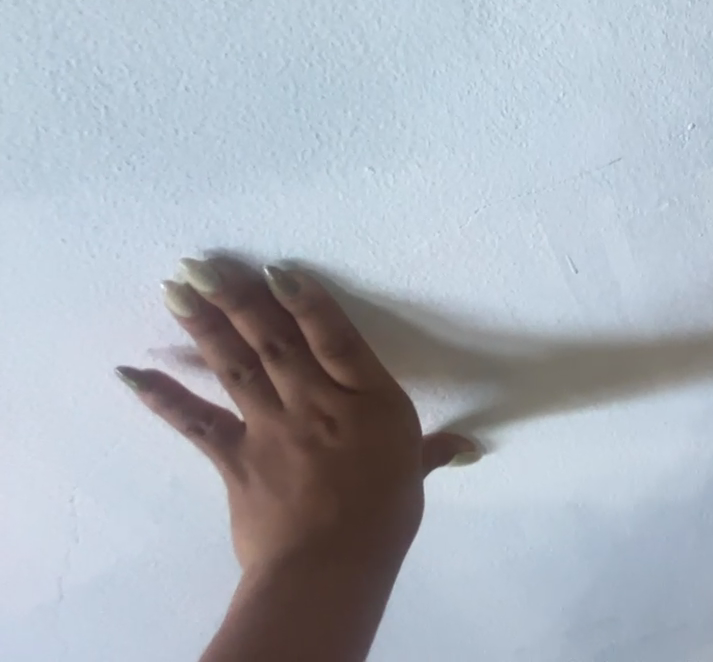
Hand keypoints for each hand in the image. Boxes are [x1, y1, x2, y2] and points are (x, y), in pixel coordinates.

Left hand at [117, 260, 476, 577]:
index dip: (308, 302)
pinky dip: (163, 396)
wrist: (331, 561)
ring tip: (179, 288)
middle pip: (276, 342)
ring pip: (236, 367)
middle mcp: (318, 400)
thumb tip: (468, 449)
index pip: (336, 338)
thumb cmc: (387, 508)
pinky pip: (195, 422)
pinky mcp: (236, 457)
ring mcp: (271, 426)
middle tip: (207, 263)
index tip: (279, 269)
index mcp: (369, 397)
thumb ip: (433, 450)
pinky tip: (133, 371)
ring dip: (206, 326)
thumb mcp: (414, 470)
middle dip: (241, 300)